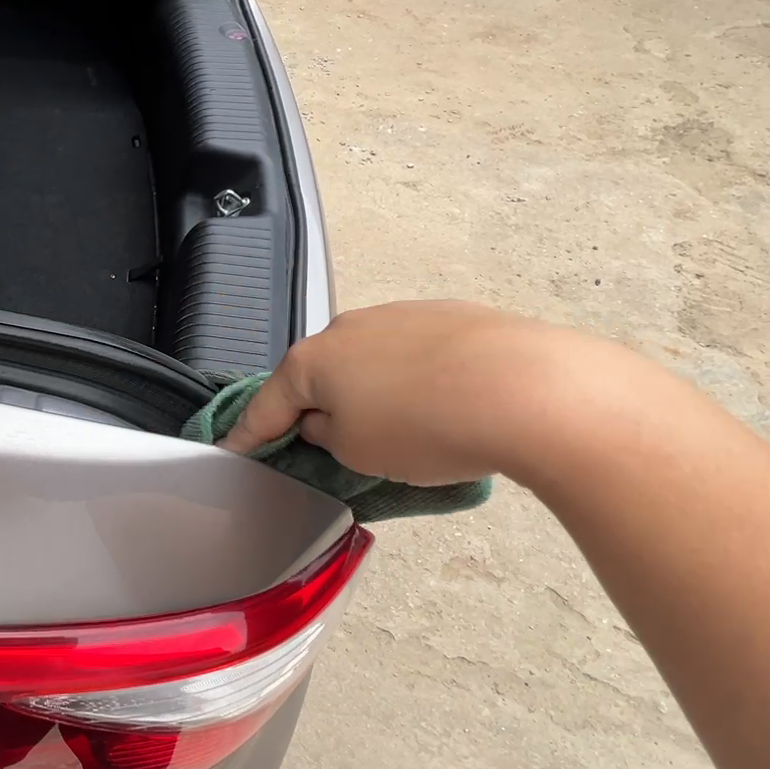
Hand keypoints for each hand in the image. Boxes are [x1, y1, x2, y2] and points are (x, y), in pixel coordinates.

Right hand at [218, 300, 630, 486]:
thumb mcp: (355, 453)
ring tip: (411, 430)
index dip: (247, 434)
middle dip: (320, 406)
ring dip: (373, 392)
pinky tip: (449, 405)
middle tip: (337, 446)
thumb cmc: (427, 427)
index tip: (231, 450)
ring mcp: (400, 316)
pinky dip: (419, 380)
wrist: (537, 391)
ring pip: (369, 362)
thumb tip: (332, 420)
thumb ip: (325, 435)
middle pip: (318, 376)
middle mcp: (346, 329)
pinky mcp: (454, 315)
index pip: (265, 406)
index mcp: (310, 361)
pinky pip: (417, 354)